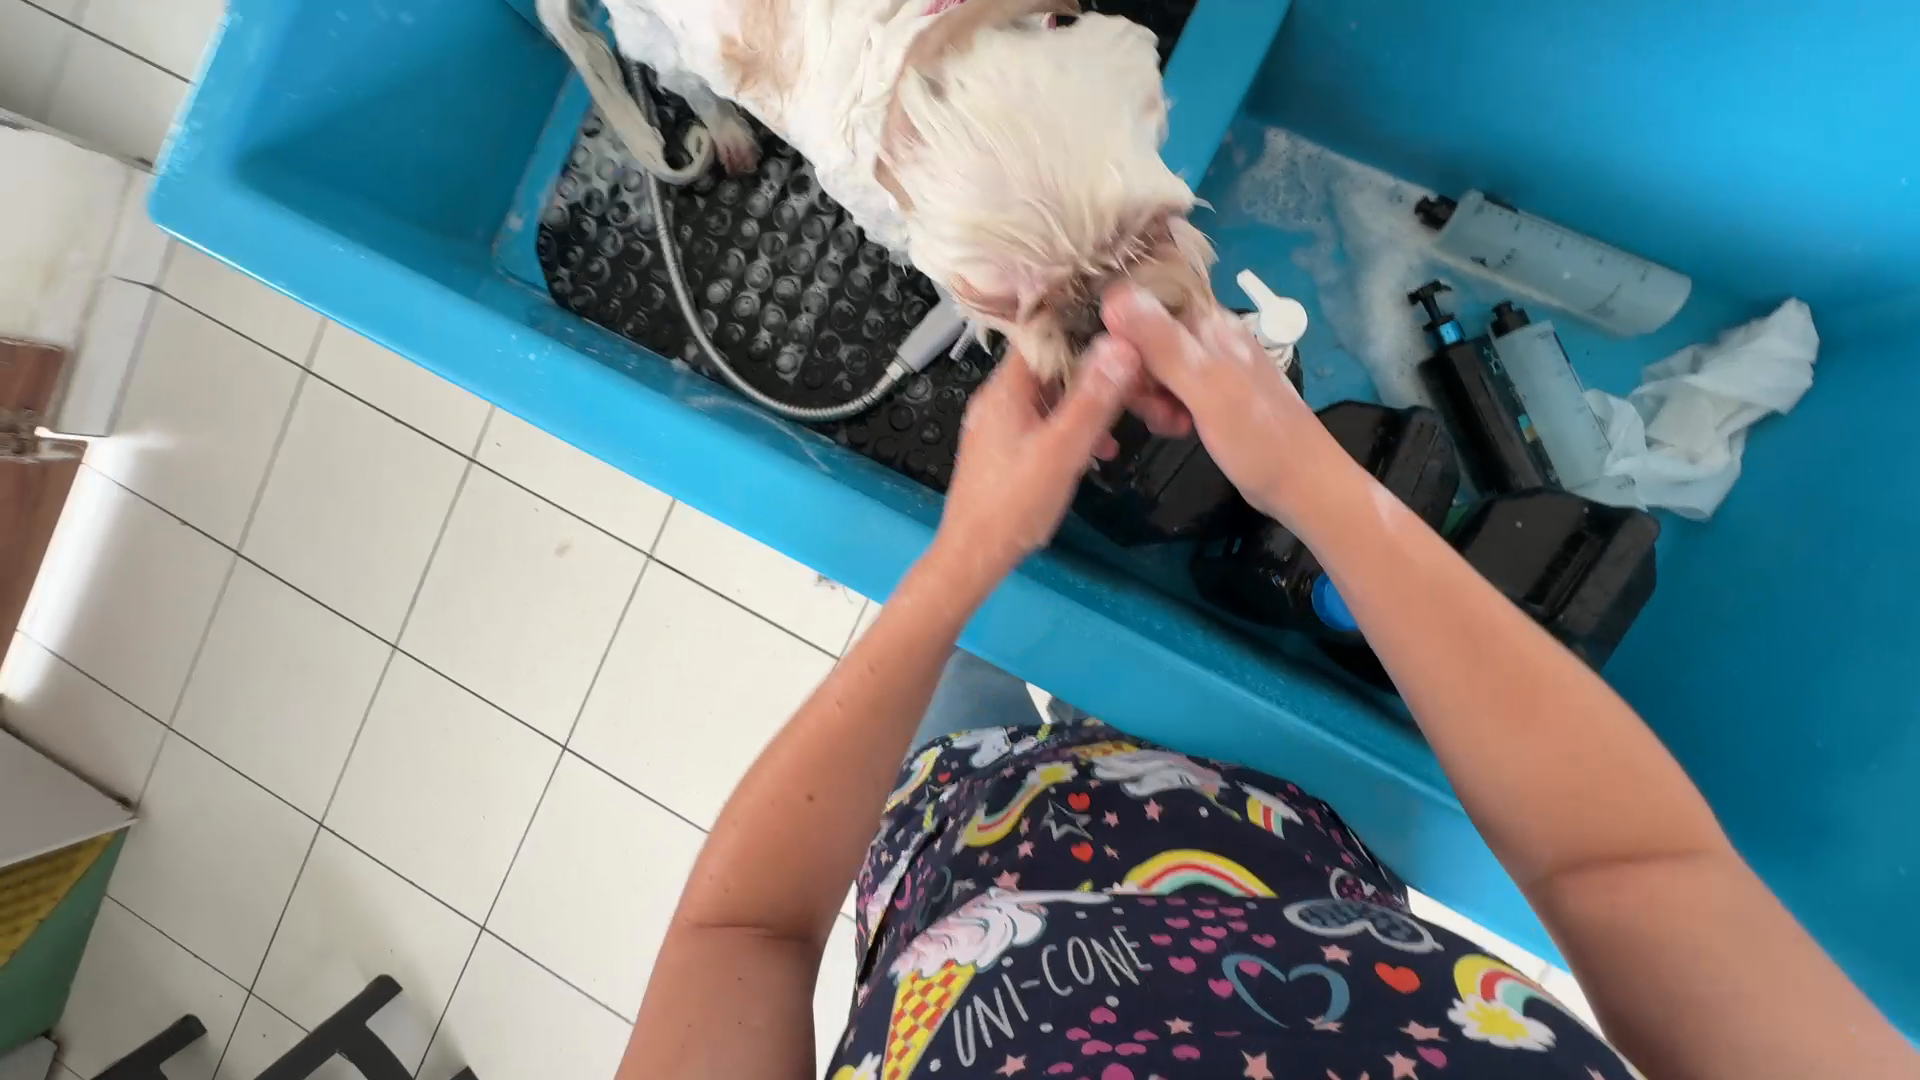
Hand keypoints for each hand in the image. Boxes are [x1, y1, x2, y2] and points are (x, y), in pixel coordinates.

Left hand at [936, 339, 1142, 578]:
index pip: (1041, 337)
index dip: (1080, 332)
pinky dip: (1066, 434)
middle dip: (1089, 378)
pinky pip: (1039, 427)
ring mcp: (996, 428)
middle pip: (1048, 369)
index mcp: (1004, 392)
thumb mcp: (1062, 450)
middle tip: (1127, 389)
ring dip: (1082, 411)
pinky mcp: (1001, 452)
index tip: (1117, 336)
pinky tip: (1090, 455)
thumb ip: (1092, 400)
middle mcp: (995, 403)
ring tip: (1113, 432)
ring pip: (1047, 401)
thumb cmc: (1012, 506)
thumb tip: (1118, 348)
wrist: (974, 555)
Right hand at [1101, 284, 1346, 521]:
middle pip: (1145, 342)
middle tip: (1154, 408)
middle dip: (1138, 376)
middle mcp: (1208, 337)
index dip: (1125, 338)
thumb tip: (1114, 297)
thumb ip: (1161, 343)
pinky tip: (1179, 429)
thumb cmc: (1256, 436)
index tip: (1123, 373)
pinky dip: (1166, 411)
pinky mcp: (1210, 396)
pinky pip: (1170, 393)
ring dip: (1150, 399)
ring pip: (1154, 371)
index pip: (1146, 307)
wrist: (1300, 483)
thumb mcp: (1205, 386)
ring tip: (1172, 424)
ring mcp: (1210, 368)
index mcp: (1209, 323)